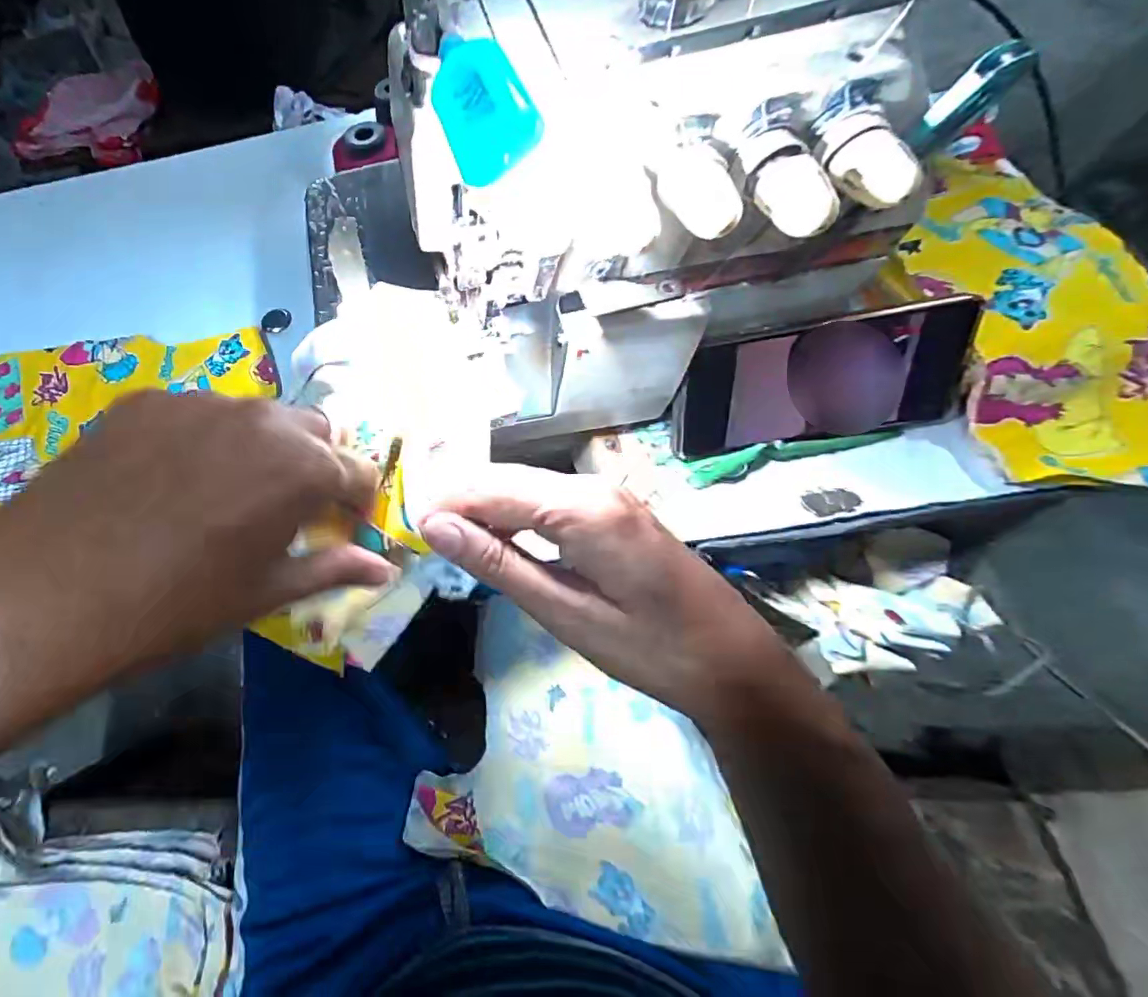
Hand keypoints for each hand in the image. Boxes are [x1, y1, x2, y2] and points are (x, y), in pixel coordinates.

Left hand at [0, 391, 396, 684]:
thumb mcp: (261, 593)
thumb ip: (329, 570)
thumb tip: (383, 569)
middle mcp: (257, 417)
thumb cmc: (174, 604)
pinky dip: (201, 441)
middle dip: (314, 467)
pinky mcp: (143, 402)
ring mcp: (195, 401)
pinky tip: (166, 483)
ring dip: (258, 449)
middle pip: (311, 432)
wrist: (50, 589)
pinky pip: (194, 414)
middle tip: (287, 513)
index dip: (357, 502)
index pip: (357, 470)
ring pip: (252, 417)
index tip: (343, 528)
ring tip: (222, 496)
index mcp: (300, 466)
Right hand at [420, 464, 803, 726]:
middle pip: (504, 479)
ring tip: (450, 545)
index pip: (490, 488)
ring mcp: (607, 495)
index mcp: (581, 508)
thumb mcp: (564, 613)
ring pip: (523, 487)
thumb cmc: (651, 650)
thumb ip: (497, 563)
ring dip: (484, 511)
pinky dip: (514, 517)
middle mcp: (592, 487)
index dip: (444, 506)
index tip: (408, 532)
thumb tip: (434, 526)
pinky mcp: (613, 511)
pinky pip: (547, 501)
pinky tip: (498, 542)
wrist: (738, 668)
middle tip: (423, 542)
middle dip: (460, 505)